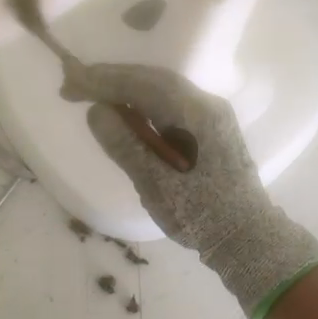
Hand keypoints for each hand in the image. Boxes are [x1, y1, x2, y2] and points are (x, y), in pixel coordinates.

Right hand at [61, 63, 317, 318]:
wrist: (247, 239)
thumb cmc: (201, 215)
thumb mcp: (155, 184)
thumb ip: (125, 145)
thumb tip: (97, 110)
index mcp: (195, 113)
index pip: (142, 83)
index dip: (103, 80)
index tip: (70, 85)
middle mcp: (206, 105)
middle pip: (152, 80)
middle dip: (111, 80)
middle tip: (74, 87)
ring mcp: (211, 116)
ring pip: (161, 90)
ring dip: (125, 89)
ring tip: (92, 96)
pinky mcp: (210, 131)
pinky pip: (170, 105)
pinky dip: (142, 103)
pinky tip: (125, 114)